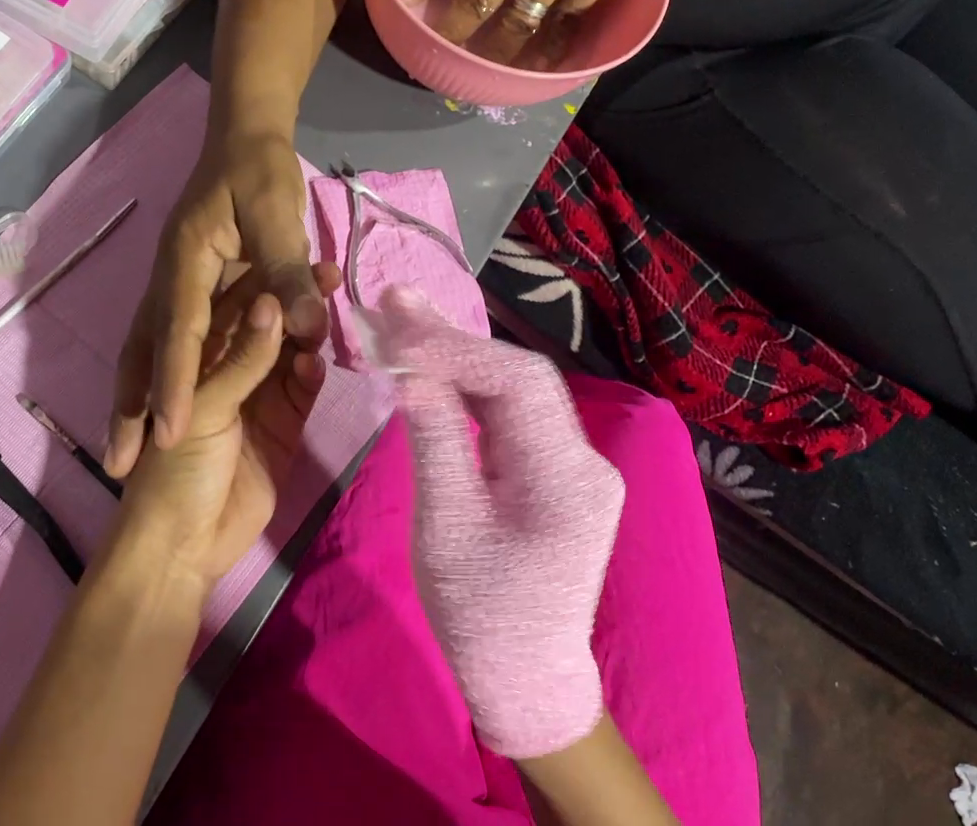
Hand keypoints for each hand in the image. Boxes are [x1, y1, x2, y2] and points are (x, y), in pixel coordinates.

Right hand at [108, 130, 328, 473]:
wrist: (242, 137)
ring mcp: (169, 284)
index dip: (174, 384)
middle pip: (141, 349)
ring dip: (133, 397)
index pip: (179, 331)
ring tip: (123, 449)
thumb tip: (308, 330)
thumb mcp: (277, 212)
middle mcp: (165, 279)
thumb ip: (288, 270)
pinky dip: (155, 375)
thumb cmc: (259, 171)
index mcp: (185, 261)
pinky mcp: (182, 288)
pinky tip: (153, 406)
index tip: (170, 435)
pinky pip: (163, 339)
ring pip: (144, 348)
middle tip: (118, 465)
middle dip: (130, 407)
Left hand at [114, 266, 335, 586]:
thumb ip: (243, 360)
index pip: (232, 308)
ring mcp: (256, 397)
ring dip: (308, 335)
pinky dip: (310, 374)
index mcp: (193, 357)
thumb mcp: (209, 408)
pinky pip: (300, 390)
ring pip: (287, 354)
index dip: (263, 280)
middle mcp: (225, 368)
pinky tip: (320, 361)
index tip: (296, 252)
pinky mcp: (282, 426)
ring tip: (330, 312)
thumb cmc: (177, 470)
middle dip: (294, 300)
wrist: (187, 545)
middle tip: (330, 273)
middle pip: (266, 326)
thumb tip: (274, 303)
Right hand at [369, 287, 625, 758]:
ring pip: (516, 392)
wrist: (524, 674)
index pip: (517, 383)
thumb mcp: (446, 526)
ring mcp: (575, 466)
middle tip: (394, 303)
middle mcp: (583, 461)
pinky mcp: (556, 475)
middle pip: (520, 378)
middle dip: (454, 340)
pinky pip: (512, 417)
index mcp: (564, 478)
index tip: (396, 322)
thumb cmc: (479, 612)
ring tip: (404, 323)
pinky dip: (469, 390)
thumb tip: (410, 372)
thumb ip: (434, 441)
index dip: (455, 346)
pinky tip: (434, 370)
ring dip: (459, 358)